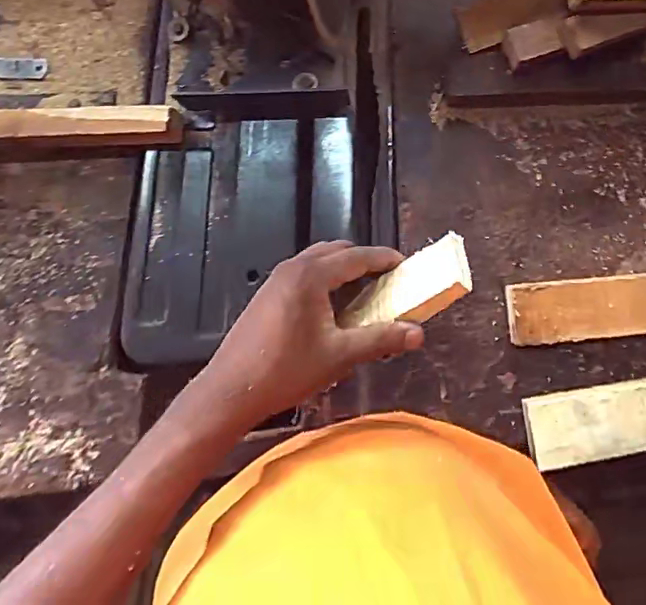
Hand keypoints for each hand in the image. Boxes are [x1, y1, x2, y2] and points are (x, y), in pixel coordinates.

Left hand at [180, 240, 425, 434]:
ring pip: (320, 260)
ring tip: (363, 293)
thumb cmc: (284, 371)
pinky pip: (305, 272)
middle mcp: (294, 268)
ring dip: (344, 269)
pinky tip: (333, 308)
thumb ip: (381, 339)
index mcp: (312, 275)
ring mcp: (276, 280)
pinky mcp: (267, 295)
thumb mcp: (339, 355)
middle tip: (386, 280)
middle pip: (339, 251)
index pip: (358, 256)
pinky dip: (326, 279)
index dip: (385, 259)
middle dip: (365, 261)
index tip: (406, 266)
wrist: (227, 395)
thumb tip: (418, 334)